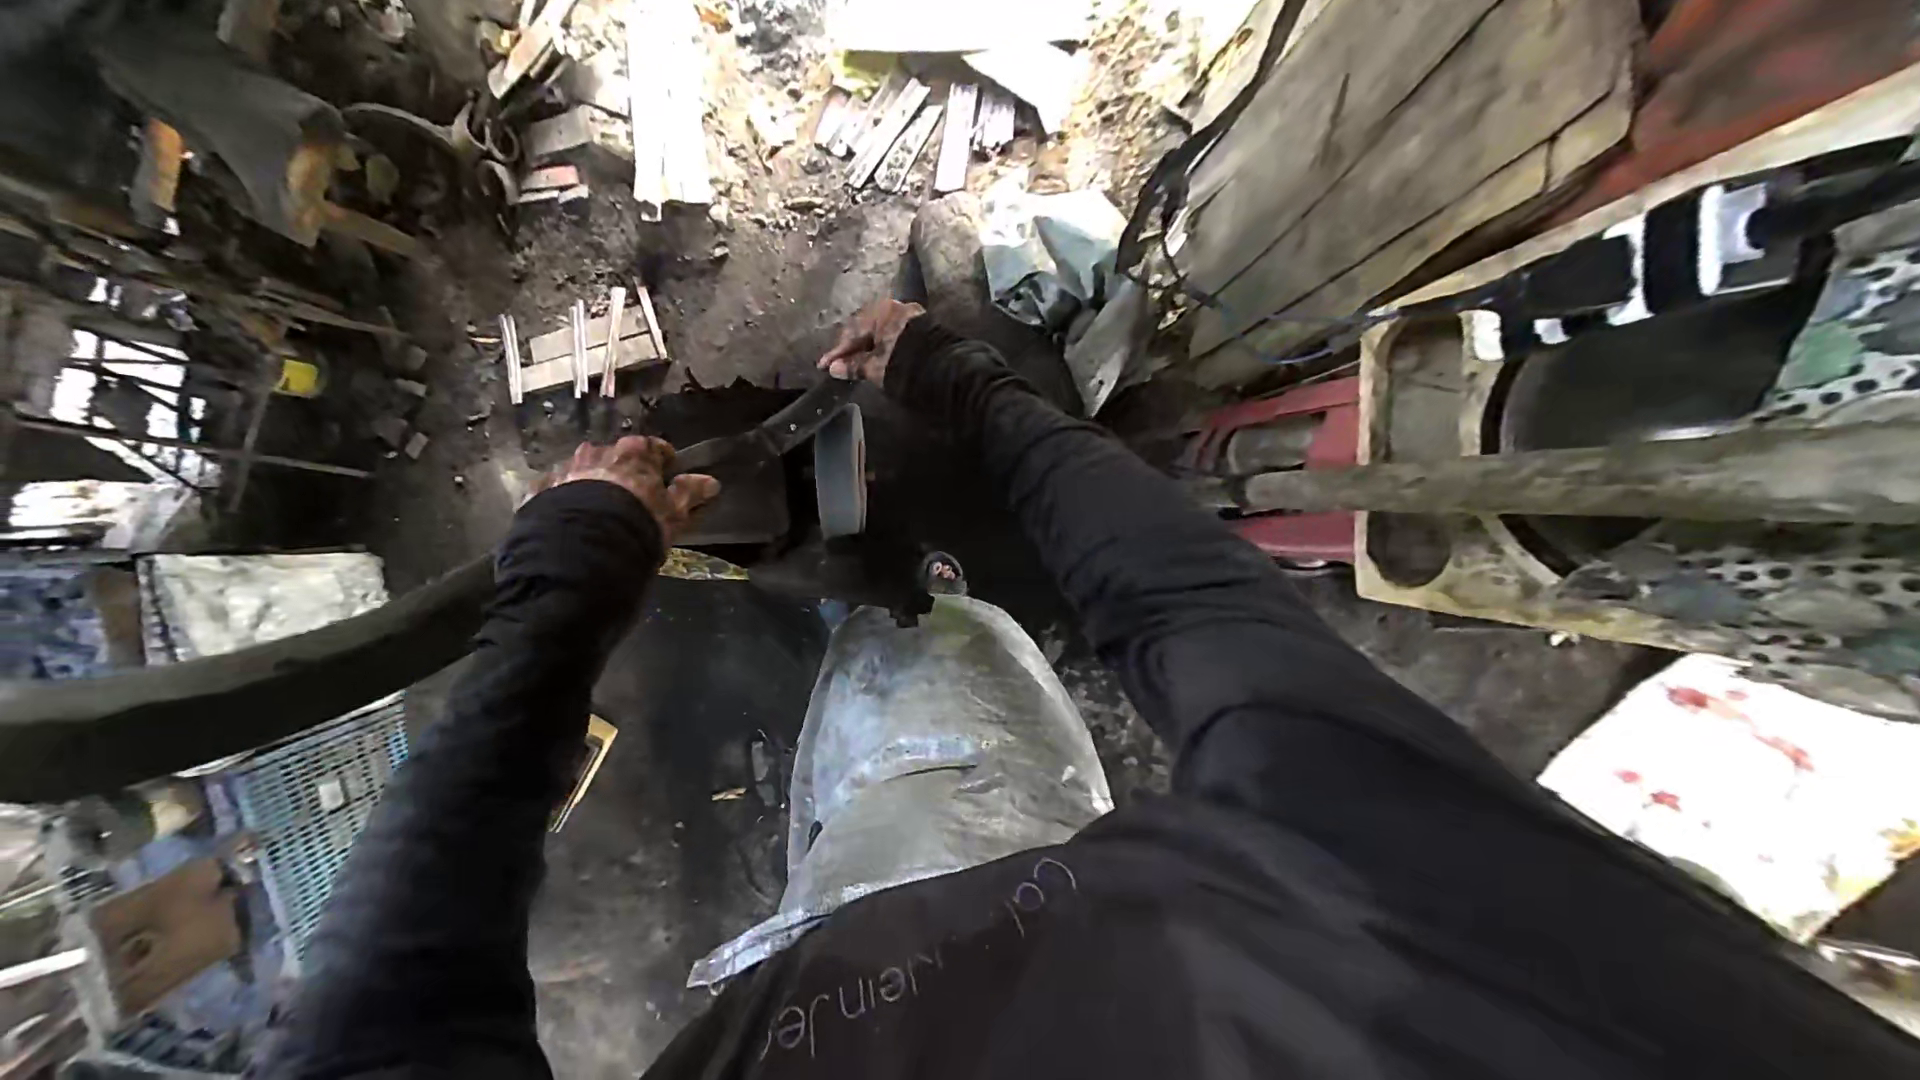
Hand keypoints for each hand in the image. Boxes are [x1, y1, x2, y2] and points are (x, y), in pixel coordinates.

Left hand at [543, 436, 719, 542]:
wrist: (581, 545)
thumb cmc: (638, 522)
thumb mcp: (674, 512)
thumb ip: (691, 493)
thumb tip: (711, 482)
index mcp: (635, 453)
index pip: (654, 446)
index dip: (663, 460)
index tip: (668, 474)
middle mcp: (599, 451)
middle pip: (617, 455)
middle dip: (626, 468)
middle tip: (633, 492)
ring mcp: (567, 468)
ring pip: (586, 468)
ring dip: (595, 480)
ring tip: (601, 505)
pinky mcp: (542, 488)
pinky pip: (559, 487)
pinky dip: (567, 495)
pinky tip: (574, 514)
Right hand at [817, 297, 923, 384]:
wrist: (942, 367)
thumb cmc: (902, 363)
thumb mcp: (875, 367)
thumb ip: (854, 366)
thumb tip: (834, 368)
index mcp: (879, 312)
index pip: (851, 332)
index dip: (837, 352)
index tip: (824, 366)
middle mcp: (894, 308)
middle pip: (867, 329)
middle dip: (854, 347)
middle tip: (841, 363)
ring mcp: (910, 317)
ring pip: (882, 332)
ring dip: (869, 347)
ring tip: (859, 362)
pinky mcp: (924, 329)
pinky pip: (895, 336)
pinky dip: (884, 347)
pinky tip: (879, 358)